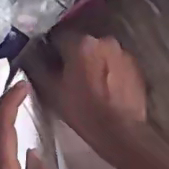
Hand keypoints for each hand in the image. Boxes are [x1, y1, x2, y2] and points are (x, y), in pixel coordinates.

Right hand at [26, 34, 149, 161]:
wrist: (120, 131)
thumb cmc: (83, 111)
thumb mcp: (52, 91)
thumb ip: (39, 68)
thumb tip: (32, 55)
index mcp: (81, 43)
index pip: (59, 38)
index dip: (51, 52)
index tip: (50, 65)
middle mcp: (104, 41)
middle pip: (81, 45)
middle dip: (74, 57)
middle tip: (69, 77)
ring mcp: (123, 53)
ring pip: (99, 54)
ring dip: (93, 63)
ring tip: (89, 85)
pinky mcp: (135, 66)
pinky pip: (115, 63)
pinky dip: (108, 71)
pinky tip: (105, 89)